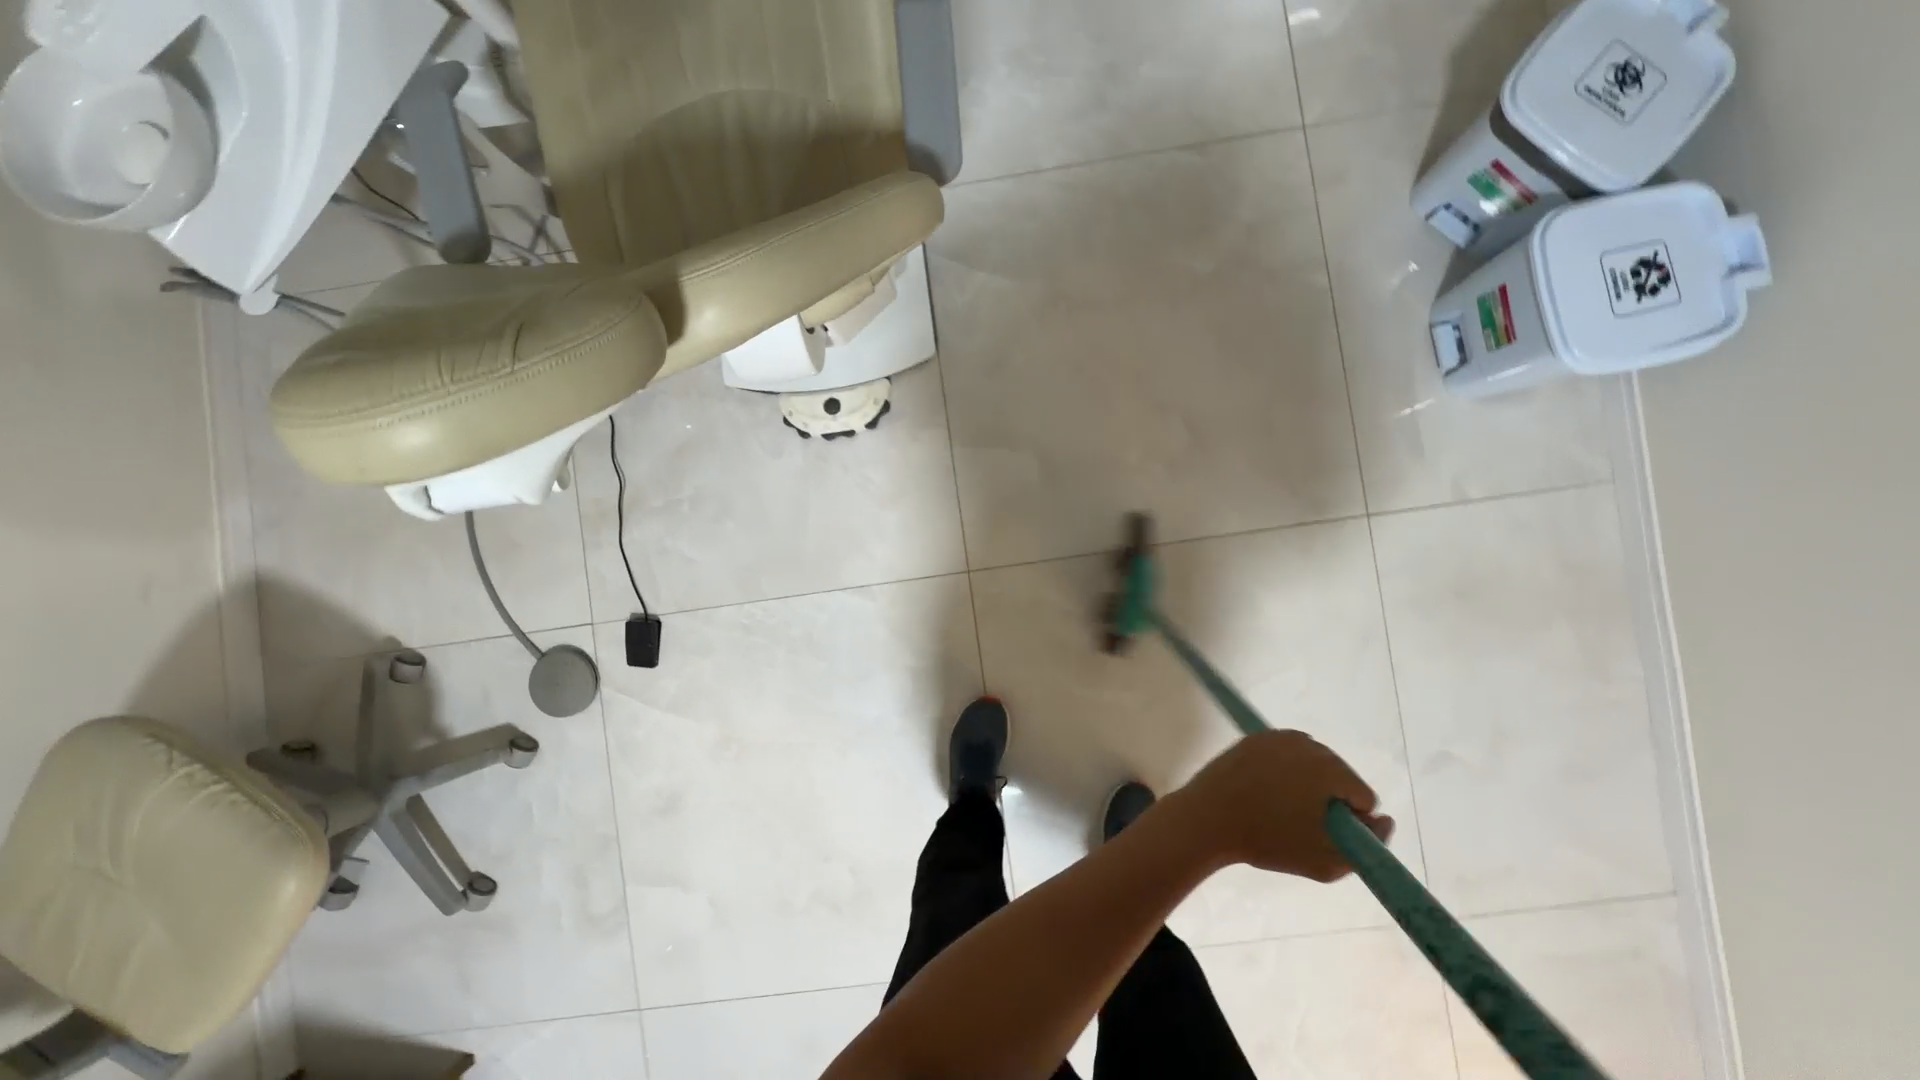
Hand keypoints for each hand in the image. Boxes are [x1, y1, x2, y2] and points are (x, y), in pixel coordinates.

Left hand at [1172, 730, 1393, 881]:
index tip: (1324, 834)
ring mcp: (1279, 737)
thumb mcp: (1326, 862)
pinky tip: (1265, 792)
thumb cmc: (1268, 841)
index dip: (1351, 821)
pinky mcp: (1255, 738)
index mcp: (1330, 768)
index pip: (1363, 796)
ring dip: (1307, 784)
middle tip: (1300, 824)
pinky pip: (1284, 756)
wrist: (1207, 818)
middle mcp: (1309, 744)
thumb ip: (1368, 846)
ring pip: (1312, 764)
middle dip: (1329, 799)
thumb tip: (1384, 821)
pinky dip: (1283, 772)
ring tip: (1281, 809)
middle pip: (1338, 776)